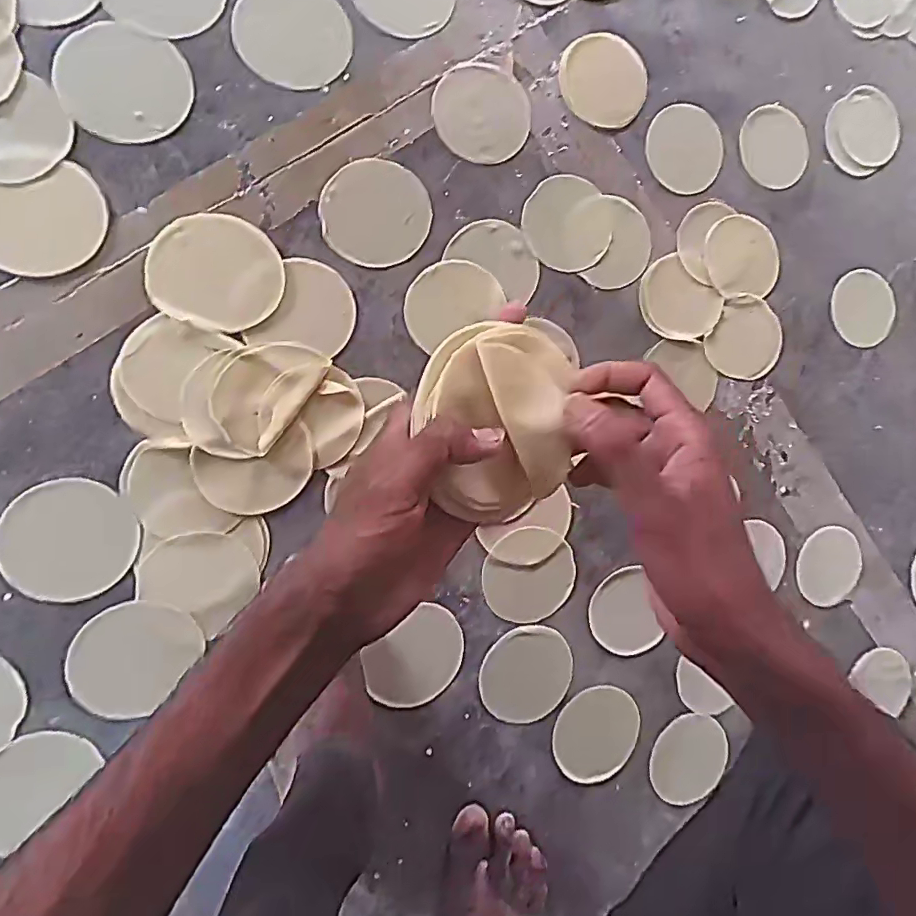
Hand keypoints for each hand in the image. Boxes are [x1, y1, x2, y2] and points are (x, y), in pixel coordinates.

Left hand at [301, 304, 530, 647]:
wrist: (351, 597)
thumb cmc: (362, 531)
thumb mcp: (394, 477)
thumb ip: (440, 447)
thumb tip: (494, 434)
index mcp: (411, 428)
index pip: (448, 376)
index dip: (477, 346)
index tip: (513, 318)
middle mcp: (435, 449)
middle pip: (479, 410)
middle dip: (511, 390)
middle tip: (557, 373)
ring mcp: (452, 483)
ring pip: (493, 450)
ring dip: (522, 436)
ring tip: (564, 417)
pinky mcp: (464, 517)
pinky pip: (499, 493)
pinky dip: (522, 484)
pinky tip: (550, 473)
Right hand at [564, 362, 782, 662]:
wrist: (722, 622)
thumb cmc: (696, 562)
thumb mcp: (654, 502)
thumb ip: (616, 450)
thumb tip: (574, 405)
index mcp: (687, 436)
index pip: (647, 381)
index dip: (608, 376)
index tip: (565, 390)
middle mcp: (676, 449)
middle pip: (629, 408)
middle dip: (590, 408)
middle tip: (545, 421)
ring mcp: (663, 478)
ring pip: (620, 441)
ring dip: (588, 440)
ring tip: (549, 450)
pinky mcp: (652, 505)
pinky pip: (619, 472)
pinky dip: (594, 469)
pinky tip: (569, 480)